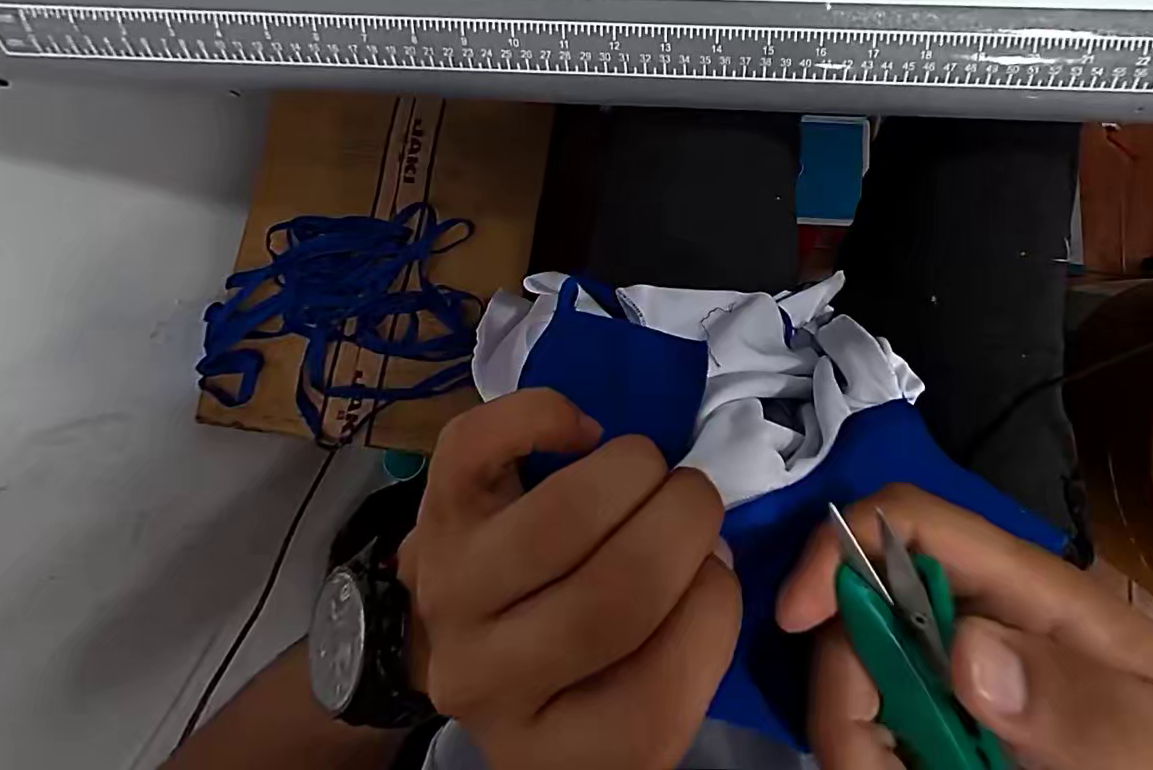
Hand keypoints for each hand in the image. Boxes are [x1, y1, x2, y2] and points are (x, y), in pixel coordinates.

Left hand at [398, 389, 740, 769]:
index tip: (712, 564)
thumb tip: (708, 547)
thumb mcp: (639, 670)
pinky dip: (545, 416)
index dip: (715, 605)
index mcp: (558, 748)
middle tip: (693, 495)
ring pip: (568, 511)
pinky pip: (480, 442)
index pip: (662, 700)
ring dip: (639, 467)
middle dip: (688, 515)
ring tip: (646, 466)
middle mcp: (489, 680)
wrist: (475, 615)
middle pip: (621, 588)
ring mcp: (454, 591)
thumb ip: (690, 629)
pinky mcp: (437, 509)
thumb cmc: (577, 639)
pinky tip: (582, 432)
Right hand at [777, 486, 1152, 769]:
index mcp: (1023, 587)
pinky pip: (886, 722)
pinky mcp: (959, 720)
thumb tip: (961, 653)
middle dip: (841, 677)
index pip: (906, 520)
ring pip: (864, 667)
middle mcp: (978, 612)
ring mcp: (965, 668)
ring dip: (854, 730)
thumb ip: (1084, 705)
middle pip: (866, 603)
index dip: (838, 545)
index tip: (794, 617)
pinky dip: (875, 754)